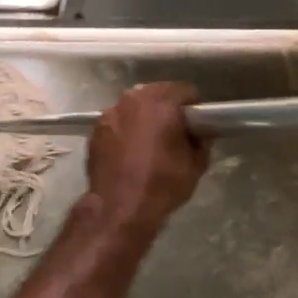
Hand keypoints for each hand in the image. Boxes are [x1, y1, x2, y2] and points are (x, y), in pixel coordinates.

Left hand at [83, 81, 210, 235]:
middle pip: (157, 93)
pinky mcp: (96, 128)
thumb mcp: (195, 165)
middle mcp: (133, 99)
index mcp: (161, 102)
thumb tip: (200, 134)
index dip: (194, 107)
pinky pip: (118, 120)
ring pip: (135, 105)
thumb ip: (201, 142)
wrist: (119, 207)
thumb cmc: (162, 184)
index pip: (185, 91)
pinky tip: (129, 151)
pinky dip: (126, 128)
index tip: (196, 124)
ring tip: (150, 142)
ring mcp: (111, 112)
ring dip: (145, 116)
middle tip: (175, 132)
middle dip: (168, 108)